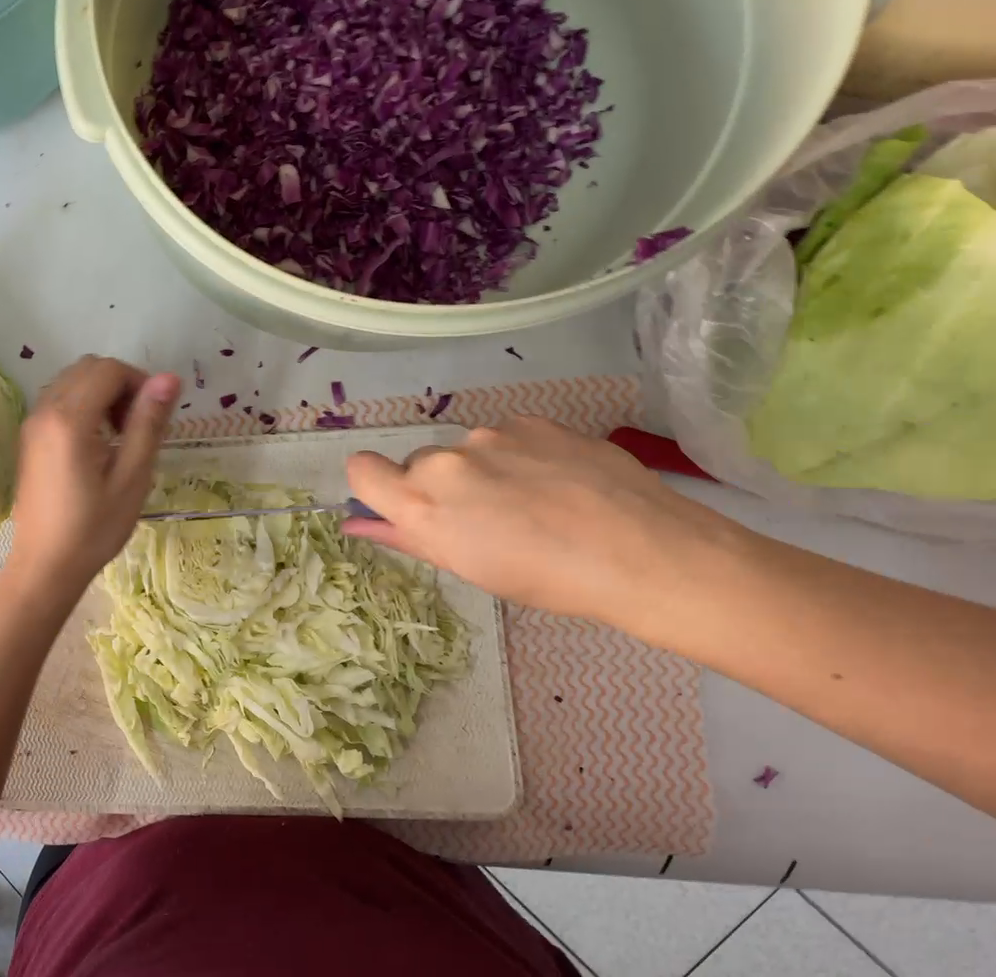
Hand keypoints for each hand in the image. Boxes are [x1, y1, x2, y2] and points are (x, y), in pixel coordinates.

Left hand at [4, 356, 180, 590]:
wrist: (45, 566)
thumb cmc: (93, 528)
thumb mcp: (132, 477)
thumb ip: (148, 423)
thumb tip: (170, 378)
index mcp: (69, 419)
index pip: (108, 369)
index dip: (138, 382)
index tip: (153, 416)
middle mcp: (44, 411)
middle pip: (87, 368)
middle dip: (119, 384)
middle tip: (137, 426)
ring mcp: (31, 423)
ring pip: (71, 380)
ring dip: (100, 393)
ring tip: (119, 437)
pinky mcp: (28, 437)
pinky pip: (57, 399)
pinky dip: (82, 405)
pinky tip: (96, 444)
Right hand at [342, 417, 743, 626]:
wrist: (645, 553)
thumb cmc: (545, 579)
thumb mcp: (467, 567)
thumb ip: (404, 537)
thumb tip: (356, 522)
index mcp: (421, 502)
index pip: (360, 468)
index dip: (376, 487)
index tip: (406, 506)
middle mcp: (445, 460)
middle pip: (419, 463)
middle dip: (441, 486)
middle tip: (486, 519)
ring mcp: (491, 435)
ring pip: (467, 451)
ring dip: (484, 471)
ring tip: (534, 502)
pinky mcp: (533, 421)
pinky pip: (508, 436)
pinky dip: (521, 456)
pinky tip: (558, 482)